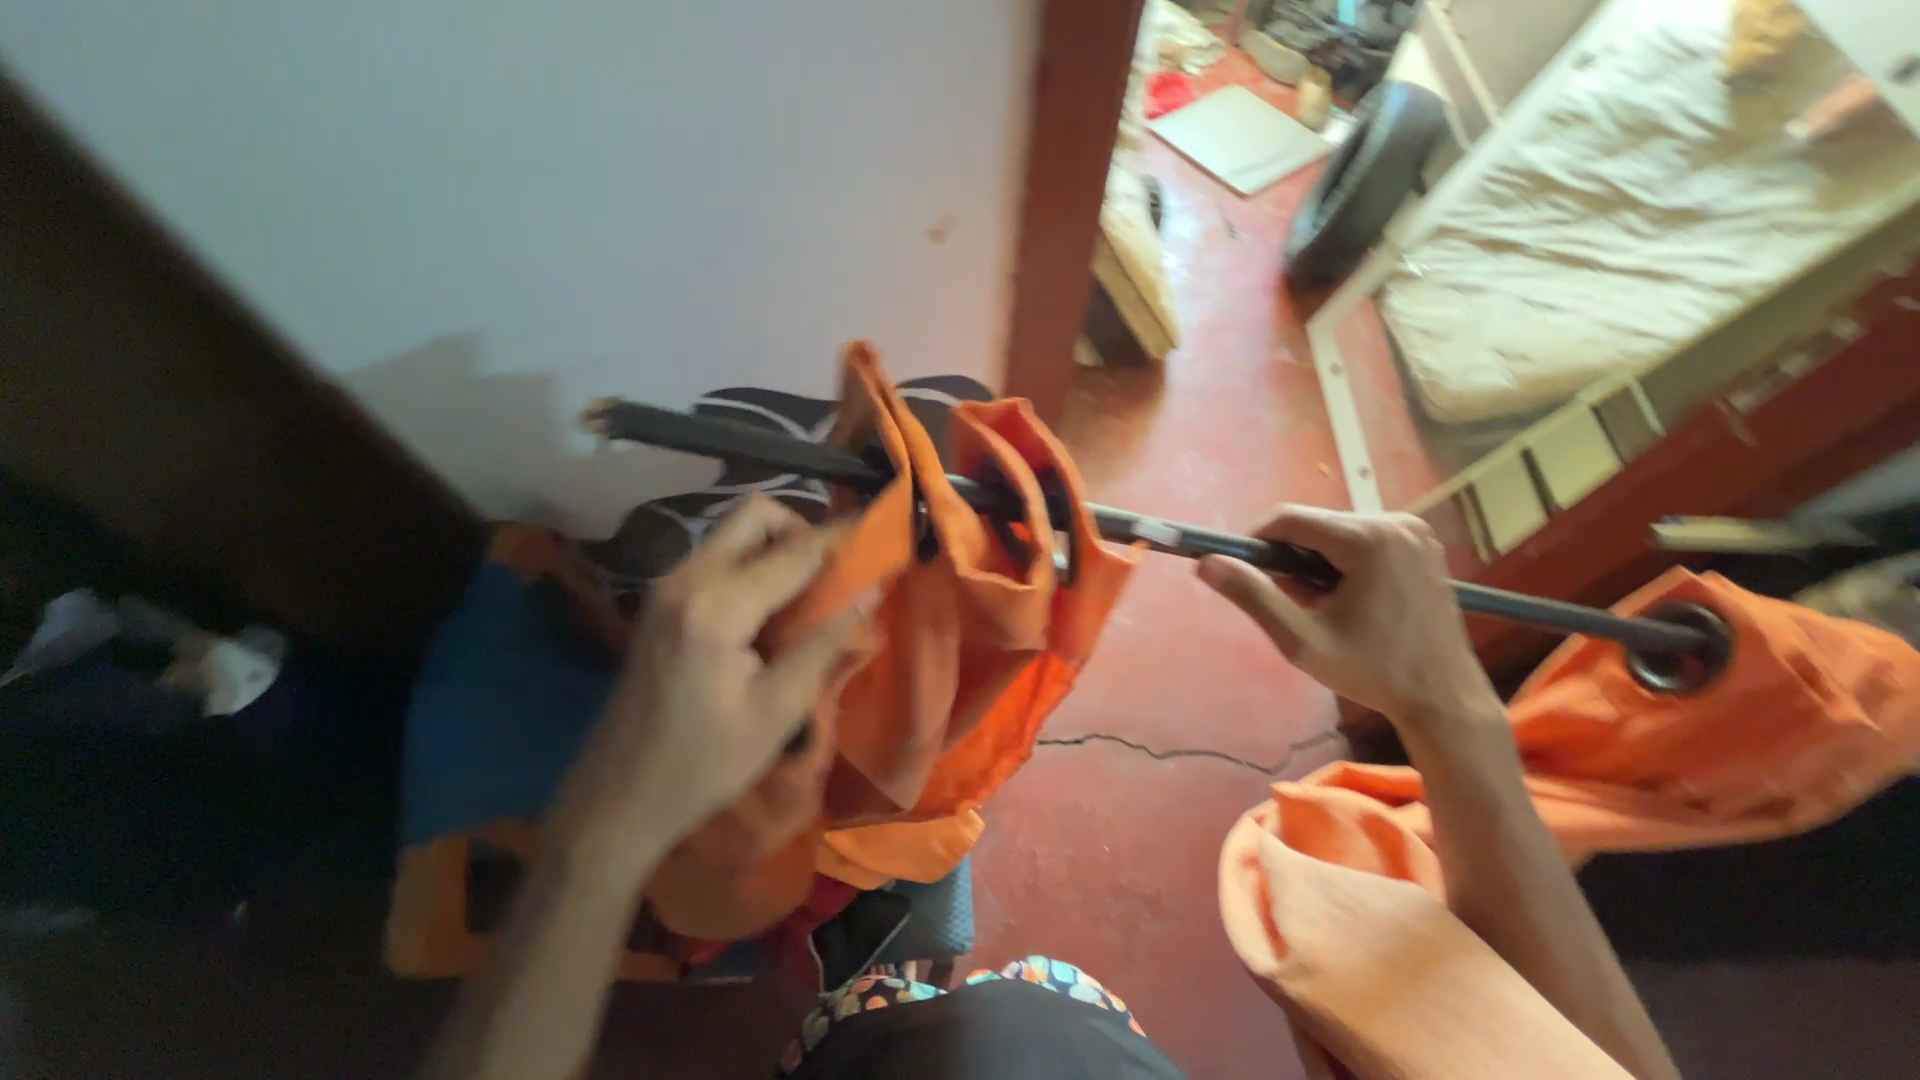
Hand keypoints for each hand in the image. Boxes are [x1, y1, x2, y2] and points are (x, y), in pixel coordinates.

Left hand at [556, 495, 860, 856]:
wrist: (618, 796)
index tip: (885, 530)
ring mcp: (667, 586)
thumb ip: (825, 642)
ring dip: (779, 546)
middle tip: (837, 574)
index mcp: (717, 608)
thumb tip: (871, 590)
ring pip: (735, 532)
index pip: (796, 551)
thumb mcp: (778, 710)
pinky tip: (771, 610)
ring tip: (810, 595)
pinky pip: (718, 556)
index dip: (846, 537)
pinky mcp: (661, 601)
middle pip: (757, 514)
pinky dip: (753, 564)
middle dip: (805, 530)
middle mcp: (687, 579)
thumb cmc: (704, 764)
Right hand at [1197, 506, 1500, 731]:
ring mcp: (1414, 531)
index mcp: (1369, 538)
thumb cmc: (1372, 671)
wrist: (1444, 698)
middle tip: (1290, 603)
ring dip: (1315, 562)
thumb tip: (1205, 562)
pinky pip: (1363, 539)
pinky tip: (1349, 600)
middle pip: (1315, 525)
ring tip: (1321, 607)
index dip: (1256, 541)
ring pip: (1336, 532)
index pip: (1289, 518)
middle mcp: (1396, 521)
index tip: (1244, 573)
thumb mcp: (1302, 640)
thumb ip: (1253, 596)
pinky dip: (1343, 562)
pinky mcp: (1422, 544)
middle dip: (1291, 558)